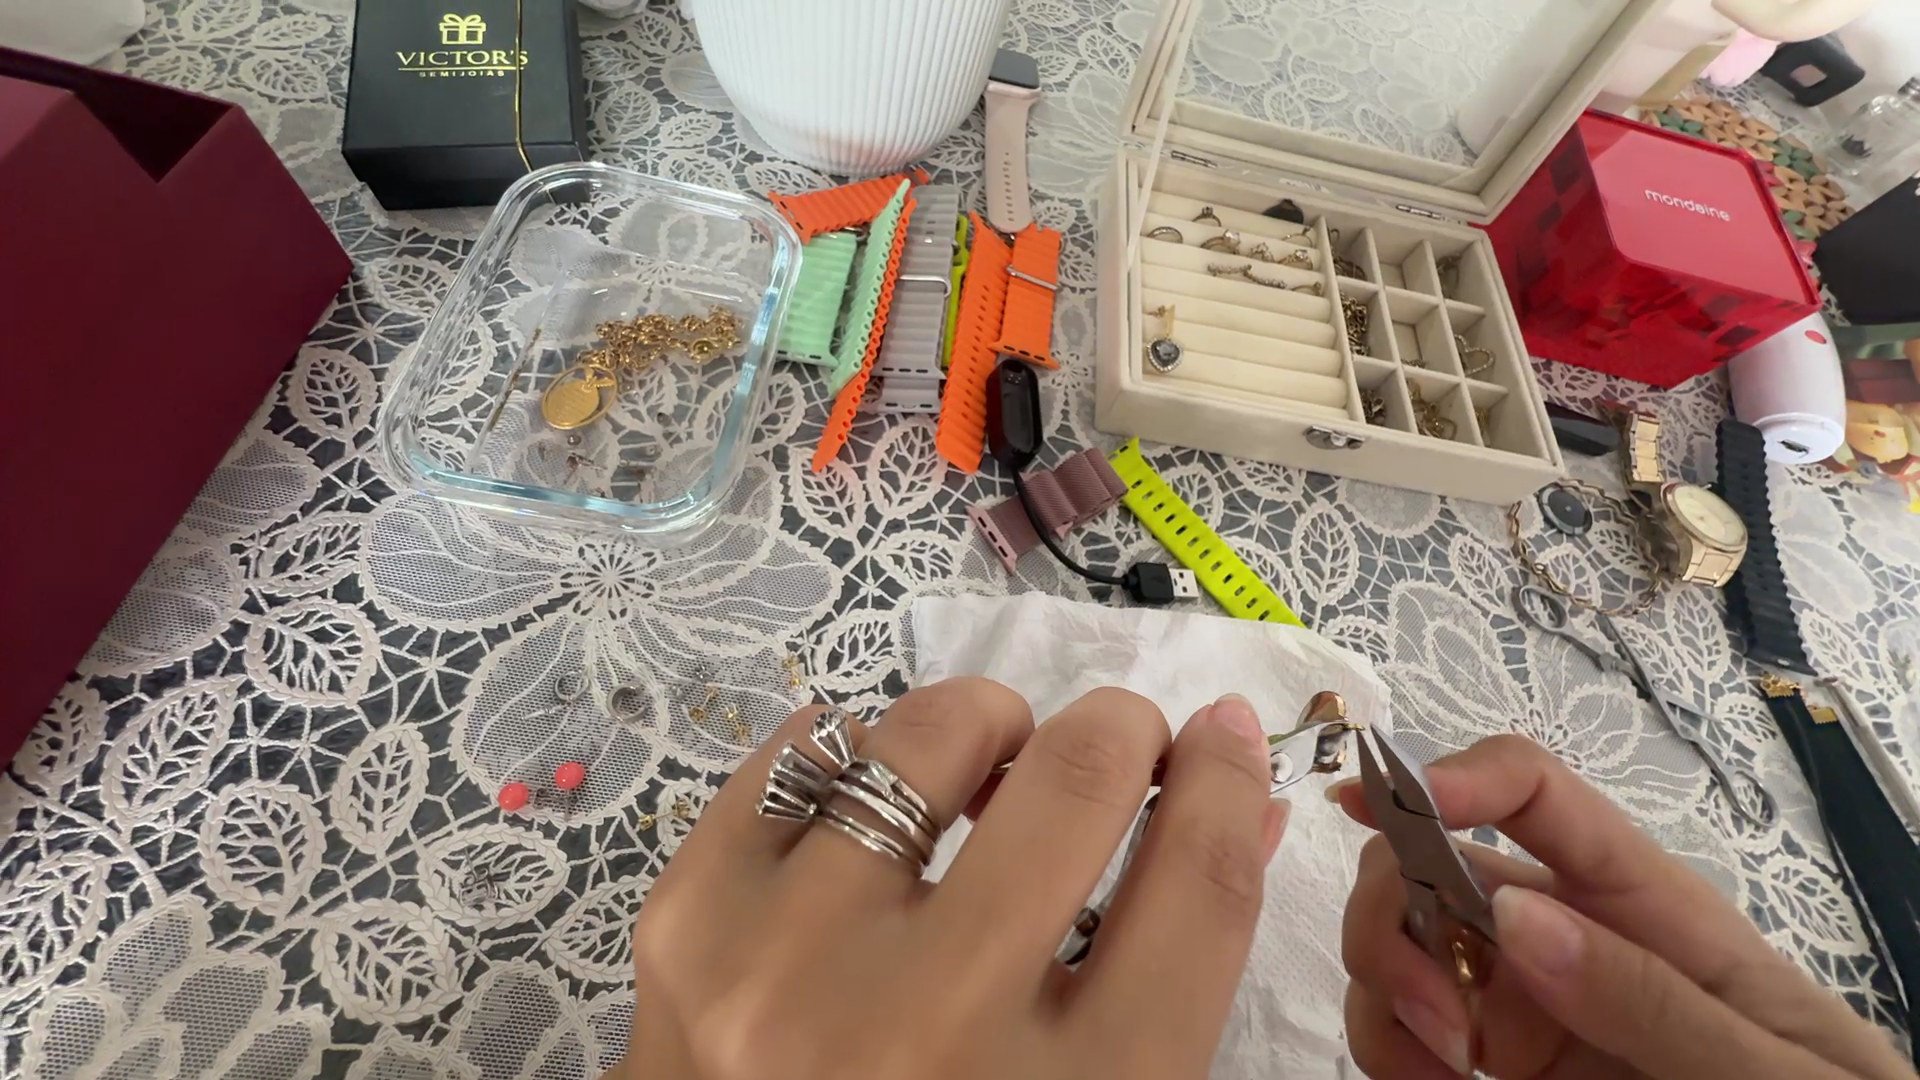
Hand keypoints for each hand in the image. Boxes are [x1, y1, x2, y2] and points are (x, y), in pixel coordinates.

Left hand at [621, 680, 1289, 1078]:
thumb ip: (1174, 960)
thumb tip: (1235, 798)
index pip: (1194, 888)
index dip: (1226, 784)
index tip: (1224, 734)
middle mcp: (924, 1033)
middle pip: (1073, 784)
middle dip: (1121, 727)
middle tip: (1118, 733)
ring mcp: (786, 967)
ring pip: (930, 735)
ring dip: (986, 720)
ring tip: (990, 759)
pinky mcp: (690, 917)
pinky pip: (806, 749)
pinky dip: (859, 741)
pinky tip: (872, 785)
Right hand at [1335, 734, 1913, 1079]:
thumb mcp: (1780, 1075)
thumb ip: (1658, 1001)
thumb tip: (1512, 917)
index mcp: (1632, 897)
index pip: (1530, 787)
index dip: (1453, 776)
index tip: (1379, 804)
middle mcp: (1548, 921)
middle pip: (1419, 852)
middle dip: (1389, 908)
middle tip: (1438, 1017)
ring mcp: (1505, 982)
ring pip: (1386, 924)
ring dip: (1382, 978)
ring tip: (1443, 1066)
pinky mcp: (1478, 1041)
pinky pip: (1387, 1009)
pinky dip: (1383, 1037)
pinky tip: (1427, 1078)